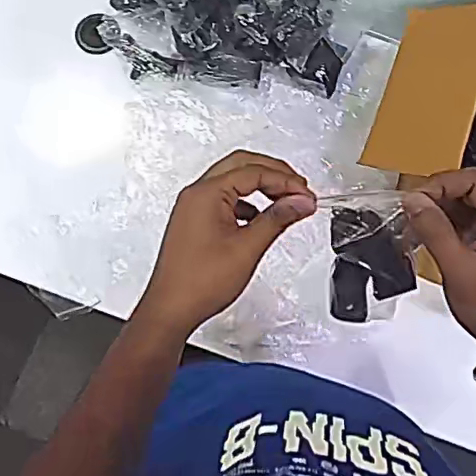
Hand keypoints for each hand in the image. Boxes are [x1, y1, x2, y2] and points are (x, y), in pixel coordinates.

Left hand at [136, 151, 316, 334]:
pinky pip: (226, 199)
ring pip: (233, 180)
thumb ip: (278, 219)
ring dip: (261, 186)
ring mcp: (194, 207)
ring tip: (285, 201)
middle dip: (275, 174)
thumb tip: (299, 201)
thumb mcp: (248, 248)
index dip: (285, 181)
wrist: (171, 309)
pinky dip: (248, 202)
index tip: (305, 194)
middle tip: (299, 187)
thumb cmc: (197, 283)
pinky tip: (262, 217)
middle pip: (243, 165)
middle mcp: (197, 195)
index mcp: (207, 194)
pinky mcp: (195, 220)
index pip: (255, 172)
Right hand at [402, 168, 475, 366]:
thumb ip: (435, 231)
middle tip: (412, 211)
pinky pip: (469, 223)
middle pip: (472, 190)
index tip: (417, 198)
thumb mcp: (460, 271)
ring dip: (441, 212)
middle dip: (439, 198)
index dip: (442, 185)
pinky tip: (429, 236)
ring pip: (468, 206)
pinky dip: (448, 227)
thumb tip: (415, 201)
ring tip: (416, 225)